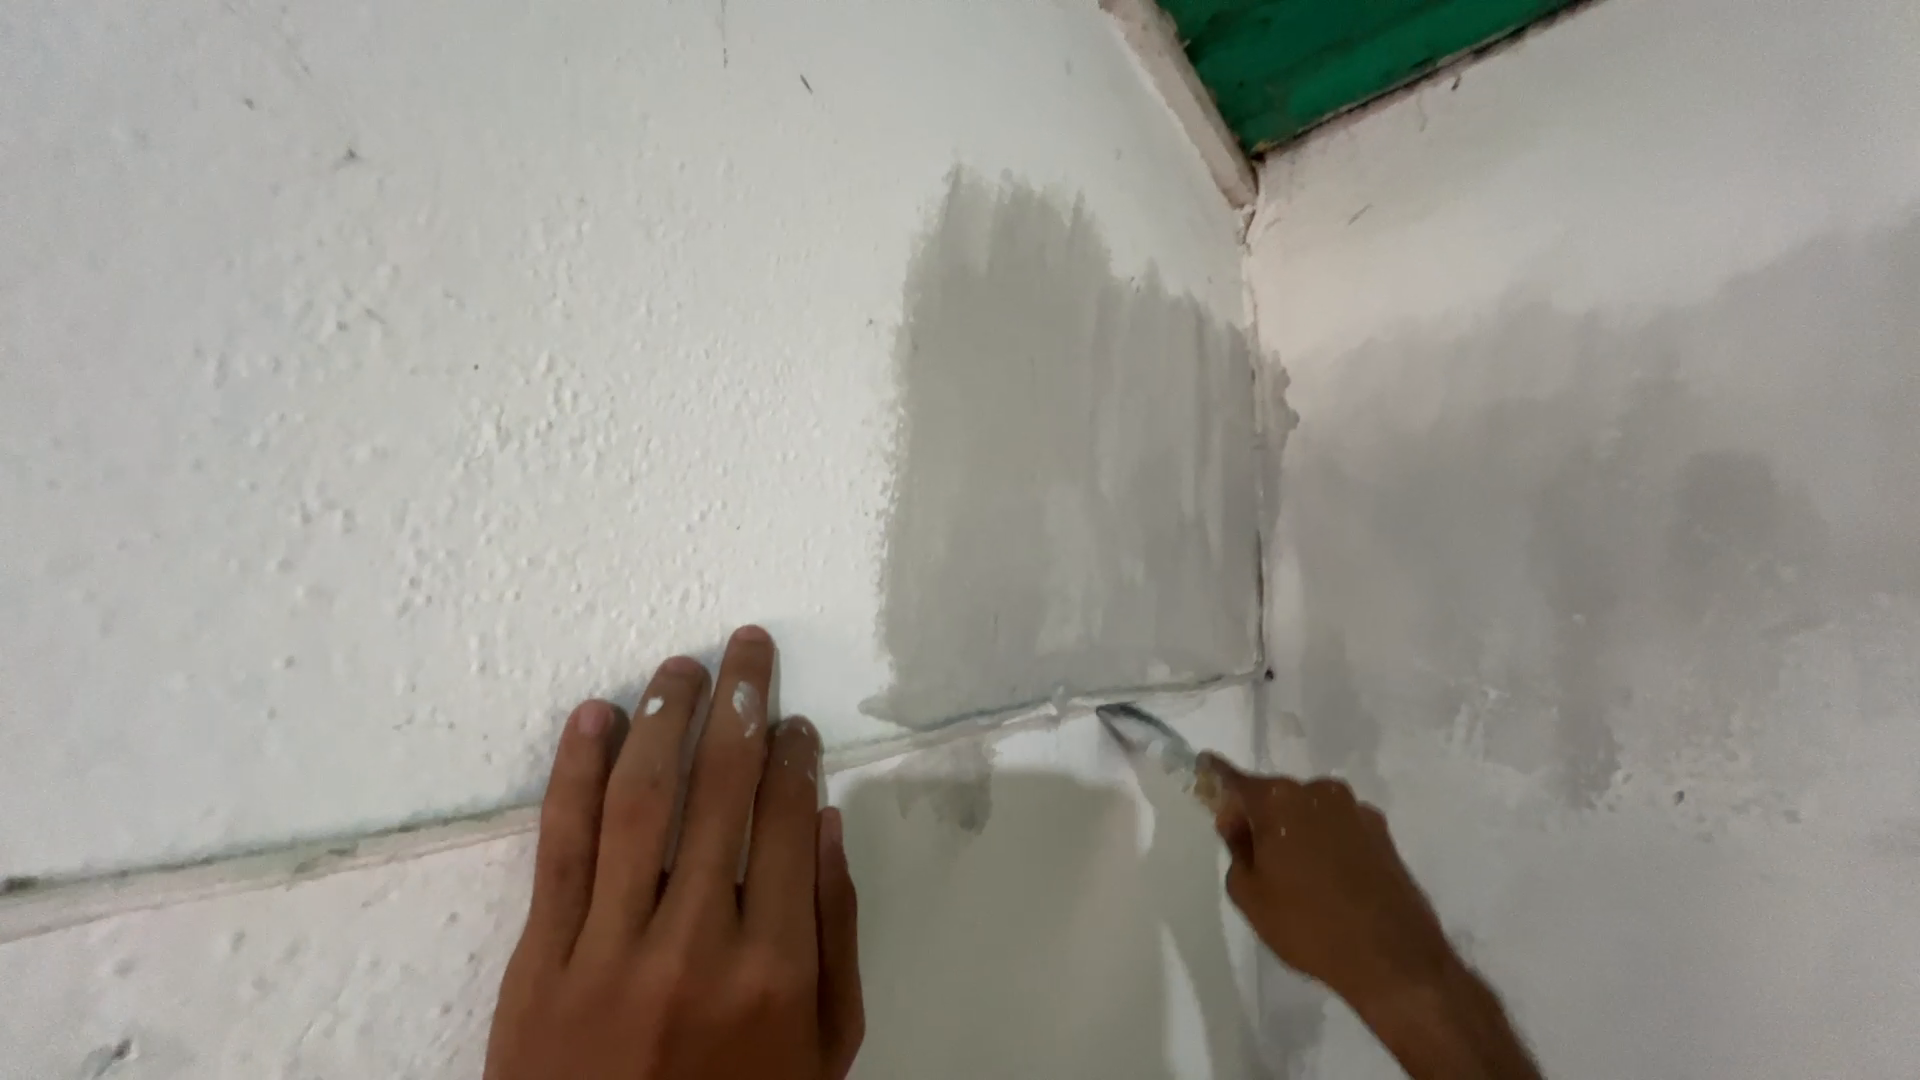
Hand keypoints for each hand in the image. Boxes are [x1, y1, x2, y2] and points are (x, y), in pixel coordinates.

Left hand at [485, 626, 864, 1079]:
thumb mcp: (826, 1045)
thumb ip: (835, 930)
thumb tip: (818, 818)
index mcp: (776, 965)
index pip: (784, 819)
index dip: (791, 753)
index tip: (792, 718)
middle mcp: (697, 942)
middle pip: (720, 790)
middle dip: (740, 703)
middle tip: (748, 646)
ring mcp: (608, 950)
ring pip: (638, 802)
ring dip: (664, 717)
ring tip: (681, 665)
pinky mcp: (537, 965)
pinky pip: (558, 849)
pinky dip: (574, 773)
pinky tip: (595, 716)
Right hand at [1199, 757, 1451, 1009]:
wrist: (1395, 961)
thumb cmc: (1308, 925)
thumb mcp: (1248, 895)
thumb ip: (1236, 850)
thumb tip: (1244, 831)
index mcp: (1276, 799)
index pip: (1231, 778)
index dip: (1213, 775)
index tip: (1202, 767)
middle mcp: (1316, 791)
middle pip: (1272, 795)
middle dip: (1259, 817)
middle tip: (1256, 857)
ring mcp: (1355, 809)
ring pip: (1308, 810)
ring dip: (1296, 829)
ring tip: (1300, 876)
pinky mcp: (1383, 833)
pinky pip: (1338, 827)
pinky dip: (1327, 842)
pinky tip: (1331, 880)